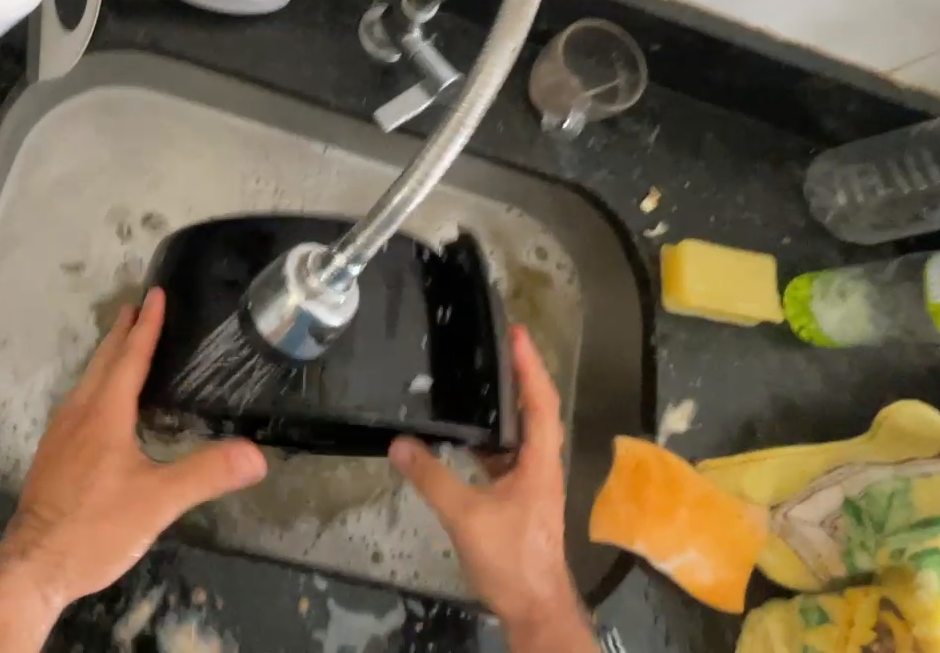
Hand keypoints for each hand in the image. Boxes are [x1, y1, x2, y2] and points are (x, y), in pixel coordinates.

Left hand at [0, 288, 268, 608]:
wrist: (31, 569)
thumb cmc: (95, 528)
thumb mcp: (158, 502)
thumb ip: (206, 474)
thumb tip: (257, 455)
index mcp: (105, 412)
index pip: (131, 357)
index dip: (147, 325)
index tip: (156, 293)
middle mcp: (80, 413)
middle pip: (104, 360)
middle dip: (123, 331)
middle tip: (137, 305)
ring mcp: (60, 433)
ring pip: (87, 380)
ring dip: (107, 355)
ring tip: (121, 343)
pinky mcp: (52, 455)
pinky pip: (79, 400)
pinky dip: (96, 382)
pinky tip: (100, 402)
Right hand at [389, 325, 590, 646]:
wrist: (533, 607)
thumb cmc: (511, 558)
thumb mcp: (465, 515)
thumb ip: (430, 478)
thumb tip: (398, 444)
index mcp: (539, 462)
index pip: (540, 401)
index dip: (530, 365)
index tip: (516, 332)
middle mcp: (541, 464)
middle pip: (535, 408)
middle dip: (519, 373)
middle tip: (495, 342)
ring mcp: (531, 480)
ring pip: (522, 431)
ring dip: (506, 402)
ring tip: (480, 375)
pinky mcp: (519, 495)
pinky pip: (506, 452)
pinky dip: (490, 434)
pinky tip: (465, 431)